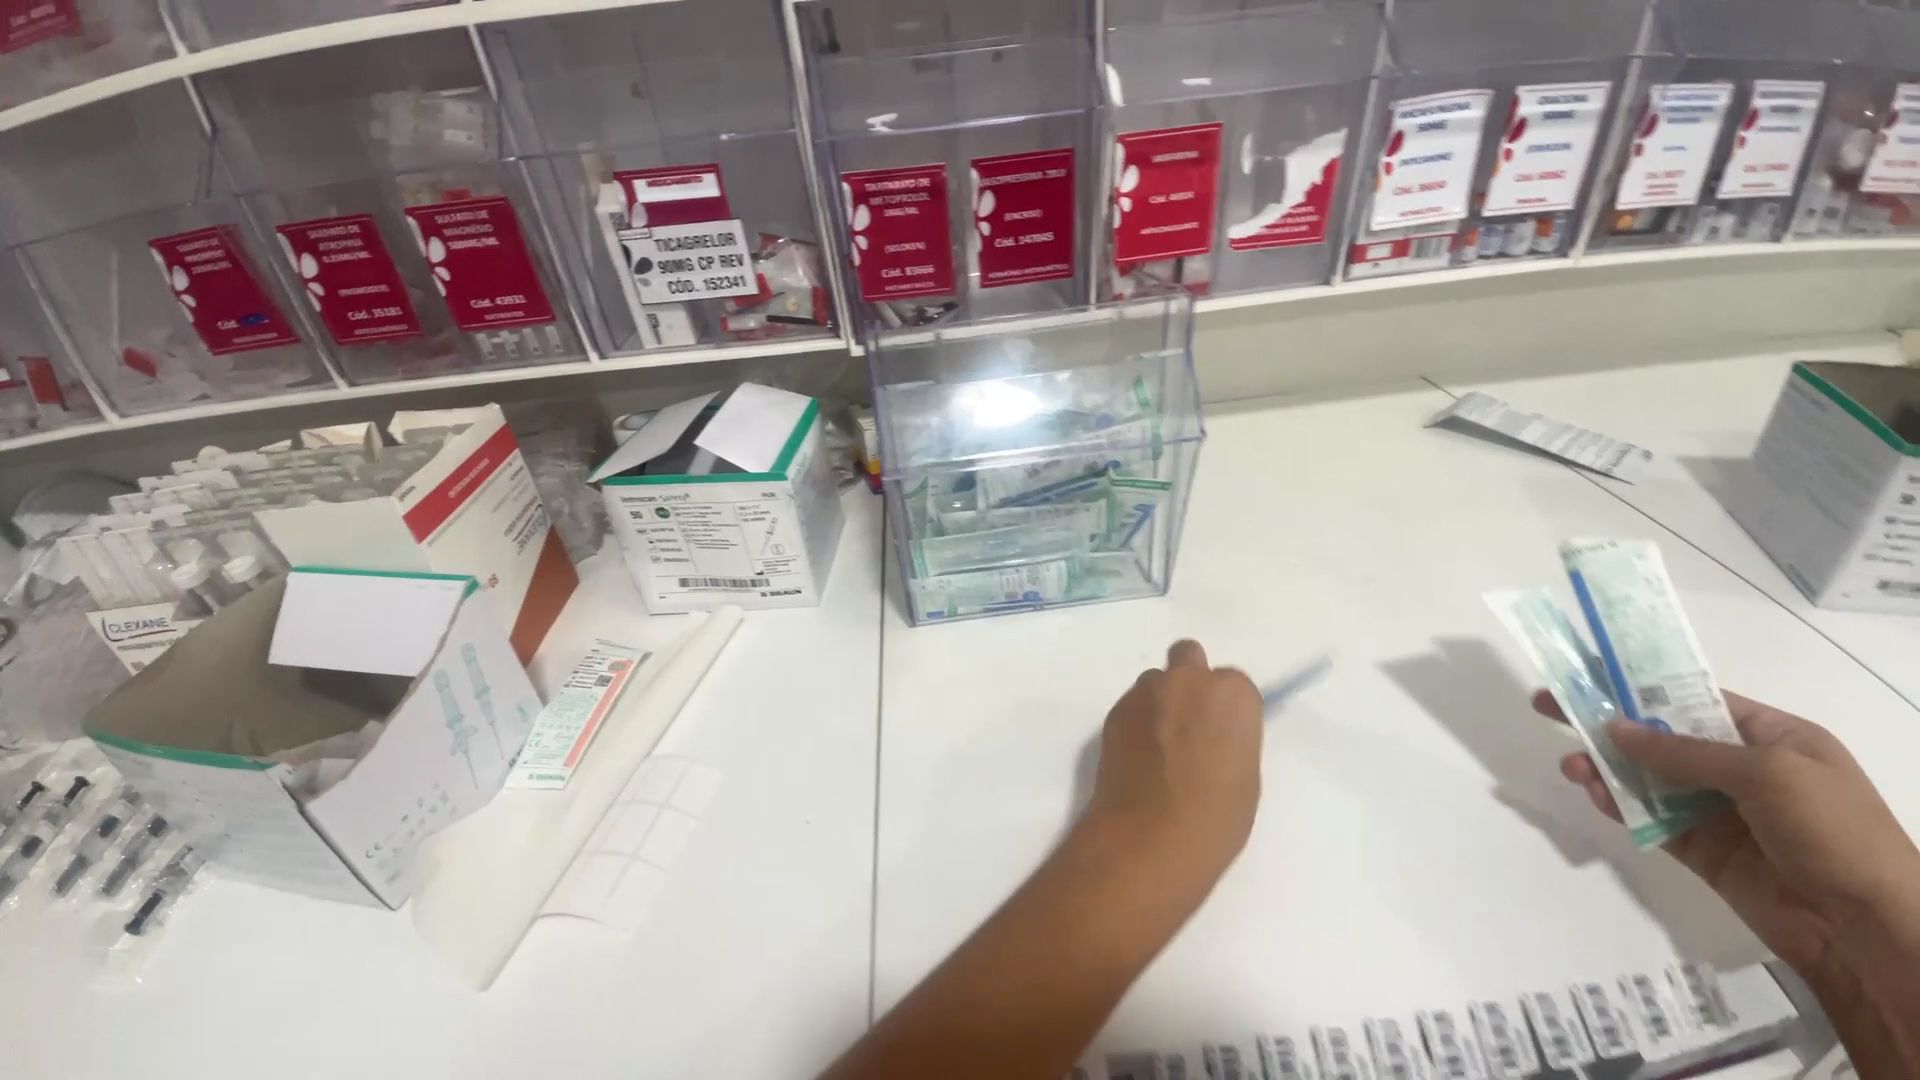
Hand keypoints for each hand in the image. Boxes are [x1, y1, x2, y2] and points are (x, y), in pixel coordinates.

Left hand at [1083, 640, 1263, 880]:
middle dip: (1189, 680)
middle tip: (1186, 721)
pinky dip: (1135, 721)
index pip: (1233, 684)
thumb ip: (1230, 739)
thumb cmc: (1215, 816)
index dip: (1225, 708)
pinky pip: (1131, 705)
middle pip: (1188, 658)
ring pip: (1154, 681)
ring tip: (1157, 744)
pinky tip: (1136, 756)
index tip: (1221, 733)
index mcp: (1232, 695)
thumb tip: (1212, 736)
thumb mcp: (1245, 775)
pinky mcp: (1115, 710)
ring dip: (1158, 700)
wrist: (1150, 835)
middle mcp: (1188, 680)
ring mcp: (1146, 692)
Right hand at [1537, 689, 1919, 980]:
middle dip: (1605, 724)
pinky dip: (1617, 804)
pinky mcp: (1699, 847)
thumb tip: (1613, 728)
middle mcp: (1743, 769)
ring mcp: (1718, 809)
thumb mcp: (1766, 774)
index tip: (1587, 676)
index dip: (1639, 688)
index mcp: (1773, 739)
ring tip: (1572, 767)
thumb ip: (1683, 751)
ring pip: (1645, 777)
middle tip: (1548, 707)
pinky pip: (1647, 816)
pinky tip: (1596, 795)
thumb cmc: (1834, 833)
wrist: (1867, 929)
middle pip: (1659, 737)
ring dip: (1605, 767)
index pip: (1693, 701)